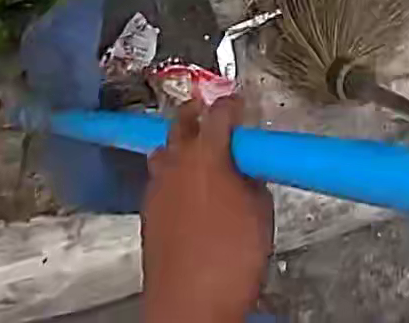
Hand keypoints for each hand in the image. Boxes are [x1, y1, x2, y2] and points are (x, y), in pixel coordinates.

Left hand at [141, 96, 273, 322]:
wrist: (189, 308)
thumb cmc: (231, 258)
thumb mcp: (260, 213)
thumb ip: (254, 180)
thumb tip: (249, 169)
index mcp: (207, 153)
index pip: (219, 112)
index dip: (232, 105)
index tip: (240, 104)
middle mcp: (177, 161)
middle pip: (181, 121)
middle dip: (197, 113)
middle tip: (212, 116)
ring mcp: (158, 185)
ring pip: (164, 149)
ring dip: (180, 145)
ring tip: (197, 154)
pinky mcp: (148, 211)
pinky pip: (159, 178)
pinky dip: (172, 174)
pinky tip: (186, 191)